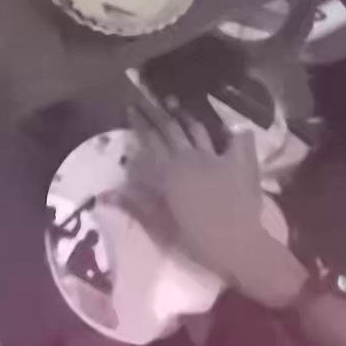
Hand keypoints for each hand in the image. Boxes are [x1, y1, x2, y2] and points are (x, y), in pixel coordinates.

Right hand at [129, 99, 308, 308]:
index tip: (131, 108)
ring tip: (175, 103)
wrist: (239, 246)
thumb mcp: (159, 225)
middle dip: (156, 112)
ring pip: (196, 129)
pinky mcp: (240, 162)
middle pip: (170, 128)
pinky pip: (237, 139)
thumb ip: (133, 205)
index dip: (139, 123)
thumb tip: (105, 193)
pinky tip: (228, 123)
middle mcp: (189, 157)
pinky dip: (232, 129)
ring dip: (185, 115)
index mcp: (168, 171)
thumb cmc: (196, 239)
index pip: (149, 140)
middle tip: (146, 99)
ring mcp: (216, 157)